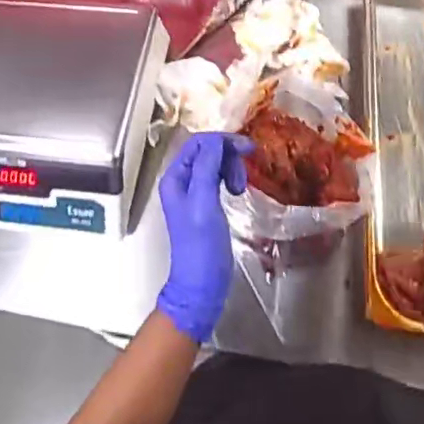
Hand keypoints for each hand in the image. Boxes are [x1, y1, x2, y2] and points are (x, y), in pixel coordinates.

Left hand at [154, 132, 251, 342]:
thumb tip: (216, 141)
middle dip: (228, 157)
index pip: (198, 143)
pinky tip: (237, 190)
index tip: (247, 148)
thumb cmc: (200, 246)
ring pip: (215, 164)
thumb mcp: (203, 203)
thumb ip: (206, 168)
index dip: (222, 141)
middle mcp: (182, 181)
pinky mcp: (206, 203)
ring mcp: (194, 193)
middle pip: (208, 151)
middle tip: (243, 176)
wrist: (202, 283)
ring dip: (231, 168)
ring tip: (239, 188)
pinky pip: (218, 178)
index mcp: (175, 178)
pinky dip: (230, 178)